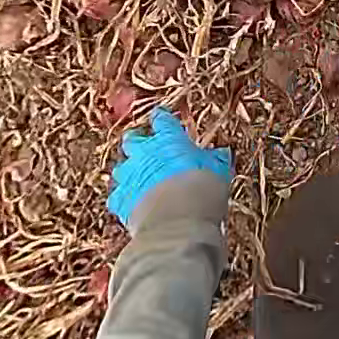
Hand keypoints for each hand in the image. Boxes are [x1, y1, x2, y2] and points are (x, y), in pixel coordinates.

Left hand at [107, 110, 233, 225]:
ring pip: (121, 168)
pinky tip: (135, 202)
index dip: (162, 118)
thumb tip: (220, 153)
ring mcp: (130, 176)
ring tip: (141, 176)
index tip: (162, 117)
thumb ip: (214, 158)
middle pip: (133, 140)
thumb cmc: (202, 189)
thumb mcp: (217, 168)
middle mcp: (145, 153)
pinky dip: (125, 197)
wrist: (177, 222)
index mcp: (169, 139)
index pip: (162, 120)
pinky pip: (118, 195)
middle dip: (137, 141)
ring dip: (130, 171)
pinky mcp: (120, 201)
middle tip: (145, 145)